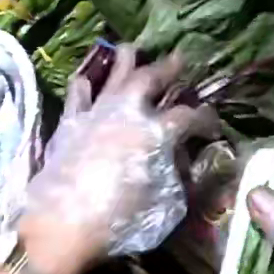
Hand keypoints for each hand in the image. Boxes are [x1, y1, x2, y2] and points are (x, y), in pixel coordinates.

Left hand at [22, 45, 216, 264]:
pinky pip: (78, 94)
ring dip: (126, 61)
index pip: (190, 117)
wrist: (63, 225)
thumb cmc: (121, 222)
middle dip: (169, 68)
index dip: (205, 119)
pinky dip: (84, 83)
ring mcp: (96, 114)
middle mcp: (128, 113)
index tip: (211, 126)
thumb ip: (181, 181)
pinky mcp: (70, 123)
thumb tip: (186, 165)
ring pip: (114, 76)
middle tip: (179, 58)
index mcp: (157, 134)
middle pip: (152, 80)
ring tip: (133, 48)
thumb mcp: (167, 209)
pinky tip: (88, 78)